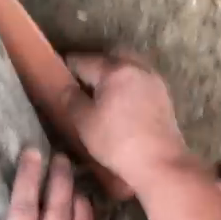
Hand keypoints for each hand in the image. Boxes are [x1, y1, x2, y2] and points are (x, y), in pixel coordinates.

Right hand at [62, 52, 197, 187]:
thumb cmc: (117, 142)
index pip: (83, 60)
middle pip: (110, 57)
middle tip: (81, 83)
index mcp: (114, 70)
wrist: (160, 163)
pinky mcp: (163, 95)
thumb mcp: (84, 122)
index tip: (57, 76)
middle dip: (94, 65)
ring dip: (113, 74)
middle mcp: (136, 67)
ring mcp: (153, 80)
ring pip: (128, 66)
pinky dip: (127, 84)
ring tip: (101, 94)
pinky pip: (140, 80)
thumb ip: (71, 99)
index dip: (67, 68)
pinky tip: (121, 103)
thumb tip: (66, 86)